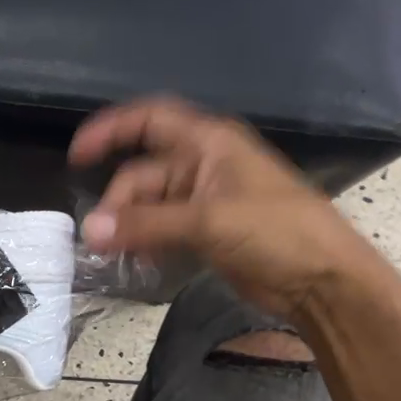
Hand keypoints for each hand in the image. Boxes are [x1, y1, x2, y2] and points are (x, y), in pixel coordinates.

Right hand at [70, 97, 393, 320]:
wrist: (322, 279)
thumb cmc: (277, 233)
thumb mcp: (208, 221)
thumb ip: (145, 224)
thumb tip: (89, 230)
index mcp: (209, 143)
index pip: (150, 121)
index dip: (111, 130)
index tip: (77, 157)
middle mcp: (203, 166)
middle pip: (142, 174)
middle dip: (118, 203)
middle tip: (100, 239)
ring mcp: (204, 201)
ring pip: (149, 206)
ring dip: (128, 228)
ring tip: (112, 257)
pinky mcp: (205, 233)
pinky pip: (161, 231)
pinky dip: (144, 244)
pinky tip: (134, 265)